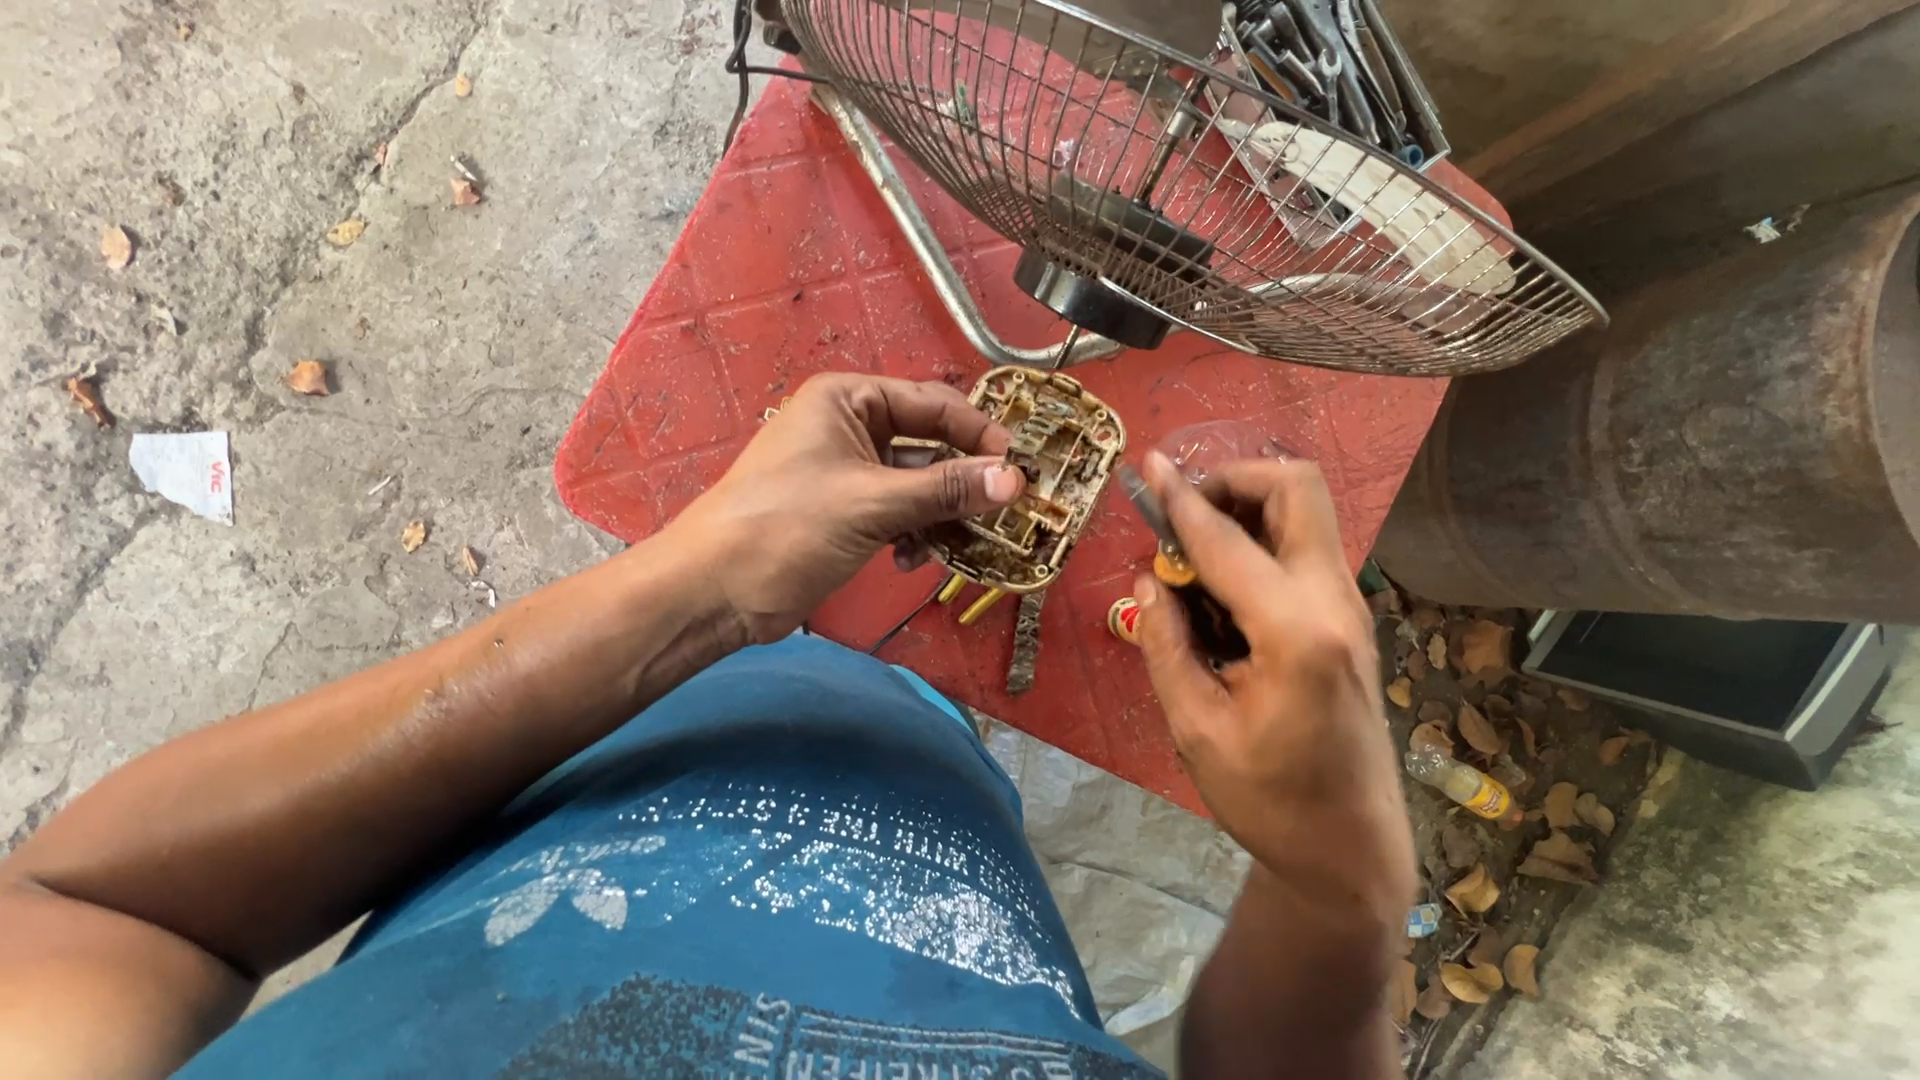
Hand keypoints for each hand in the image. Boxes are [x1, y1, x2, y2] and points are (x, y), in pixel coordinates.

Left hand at [664, 374, 1026, 643]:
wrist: (717, 591)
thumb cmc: (788, 526)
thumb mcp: (873, 502)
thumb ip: (946, 490)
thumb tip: (1015, 480)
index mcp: (848, 400)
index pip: (931, 403)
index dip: (977, 431)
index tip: (1019, 464)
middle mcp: (849, 428)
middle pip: (927, 445)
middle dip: (962, 480)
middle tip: (1004, 509)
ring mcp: (847, 474)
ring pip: (916, 485)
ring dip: (939, 514)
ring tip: (961, 542)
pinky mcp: (845, 514)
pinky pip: (898, 514)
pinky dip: (912, 535)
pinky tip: (912, 560)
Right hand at [1133, 451, 1415, 928]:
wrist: (1350, 849)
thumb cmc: (1268, 799)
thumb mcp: (1195, 727)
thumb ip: (1166, 643)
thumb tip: (1151, 581)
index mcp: (1296, 631)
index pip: (1226, 539)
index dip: (1180, 499)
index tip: (1148, 466)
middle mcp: (1334, 601)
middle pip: (1296, 488)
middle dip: (1233, 480)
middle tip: (1181, 513)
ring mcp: (1350, 608)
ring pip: (1305, 512)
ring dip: (1246, 508)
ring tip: (1191, 552)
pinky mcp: (1348, 620)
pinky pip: (1303, 548)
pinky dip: (1259, 541)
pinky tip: (1220, 589)